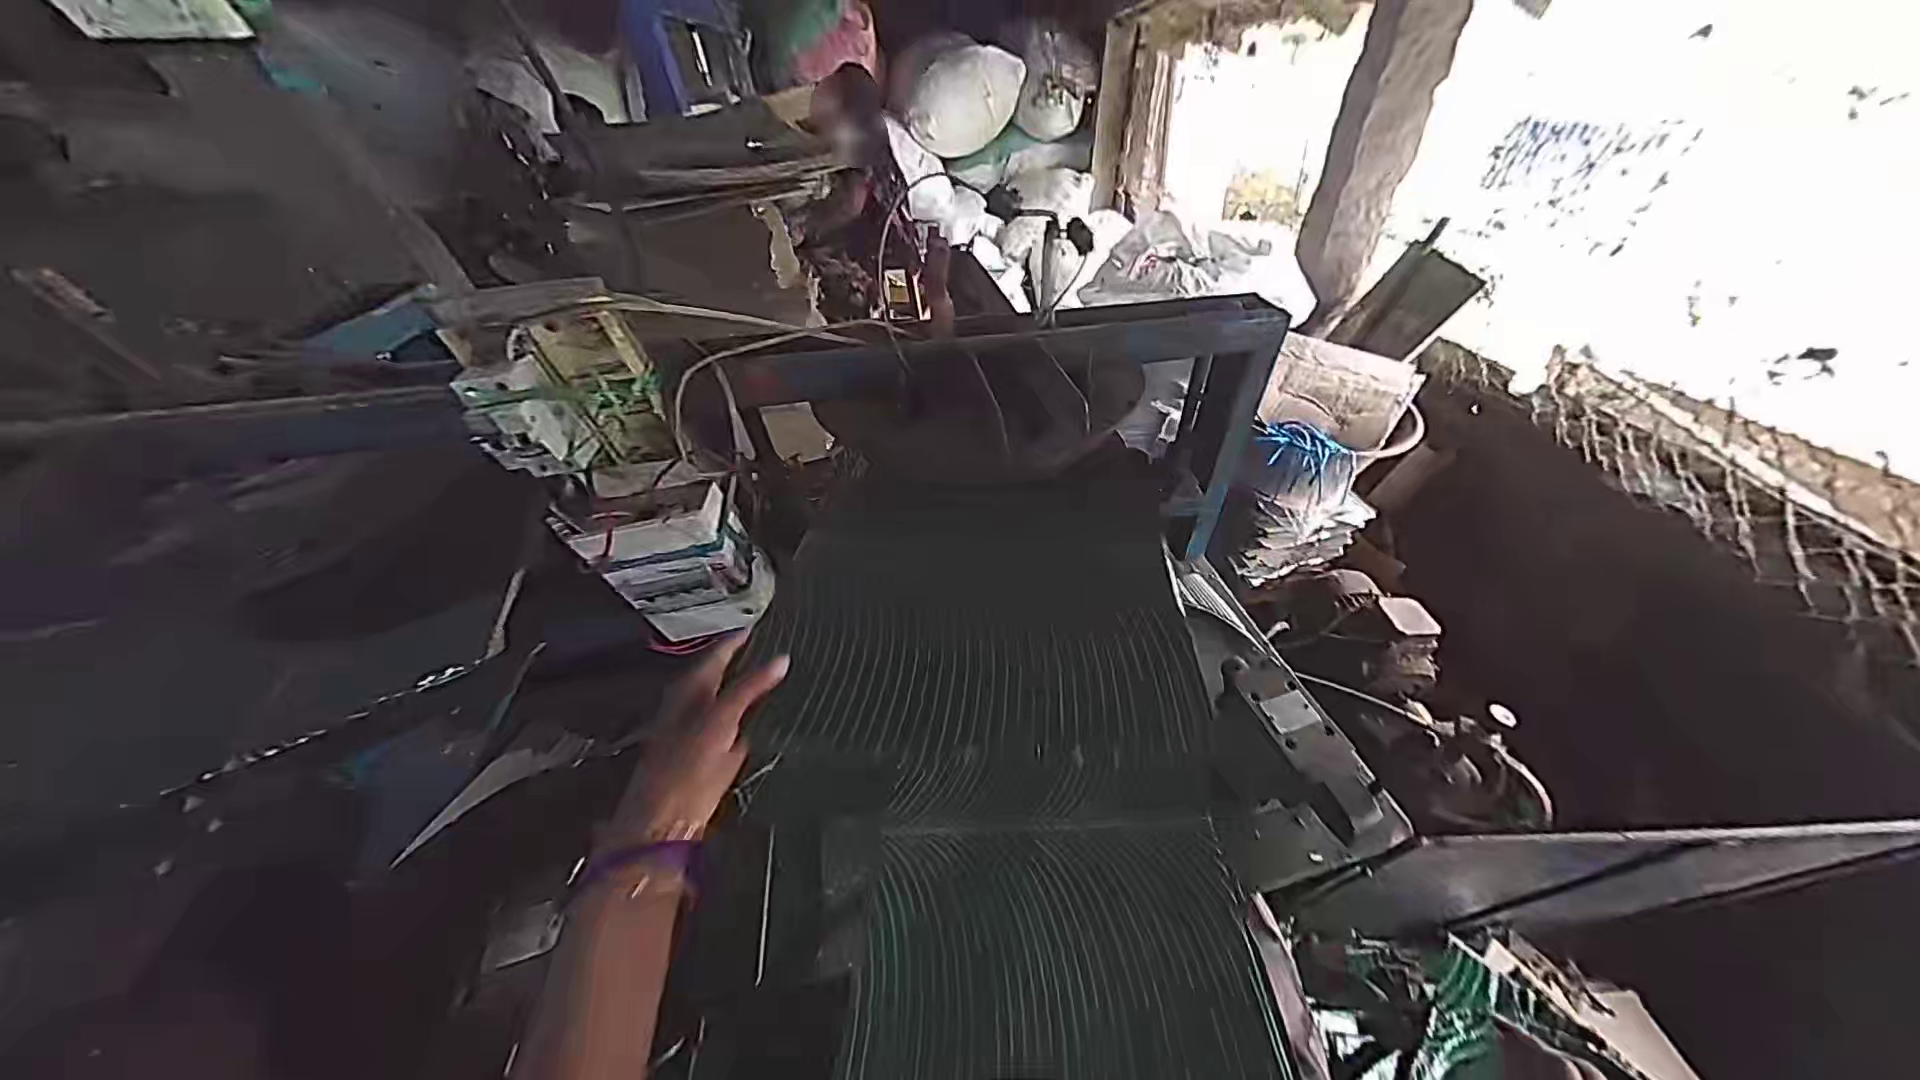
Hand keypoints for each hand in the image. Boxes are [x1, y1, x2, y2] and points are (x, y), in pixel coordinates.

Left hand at [606, 636, 787, 844]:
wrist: (661, 826)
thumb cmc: (685, 772)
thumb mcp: (722, 720)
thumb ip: (751, 688)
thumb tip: (780, 661)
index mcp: (690, 691)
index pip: (719, 653)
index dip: (739, 639)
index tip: (758, 627)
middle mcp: (689, 707)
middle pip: (718, 674)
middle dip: (742, 662)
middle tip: (768, 651)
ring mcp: (693, 732)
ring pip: (723, 700)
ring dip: (744, 689)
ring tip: (771, 683)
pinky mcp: (701, 758)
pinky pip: (729, 726)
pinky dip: (745, 717)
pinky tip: (760, 725)